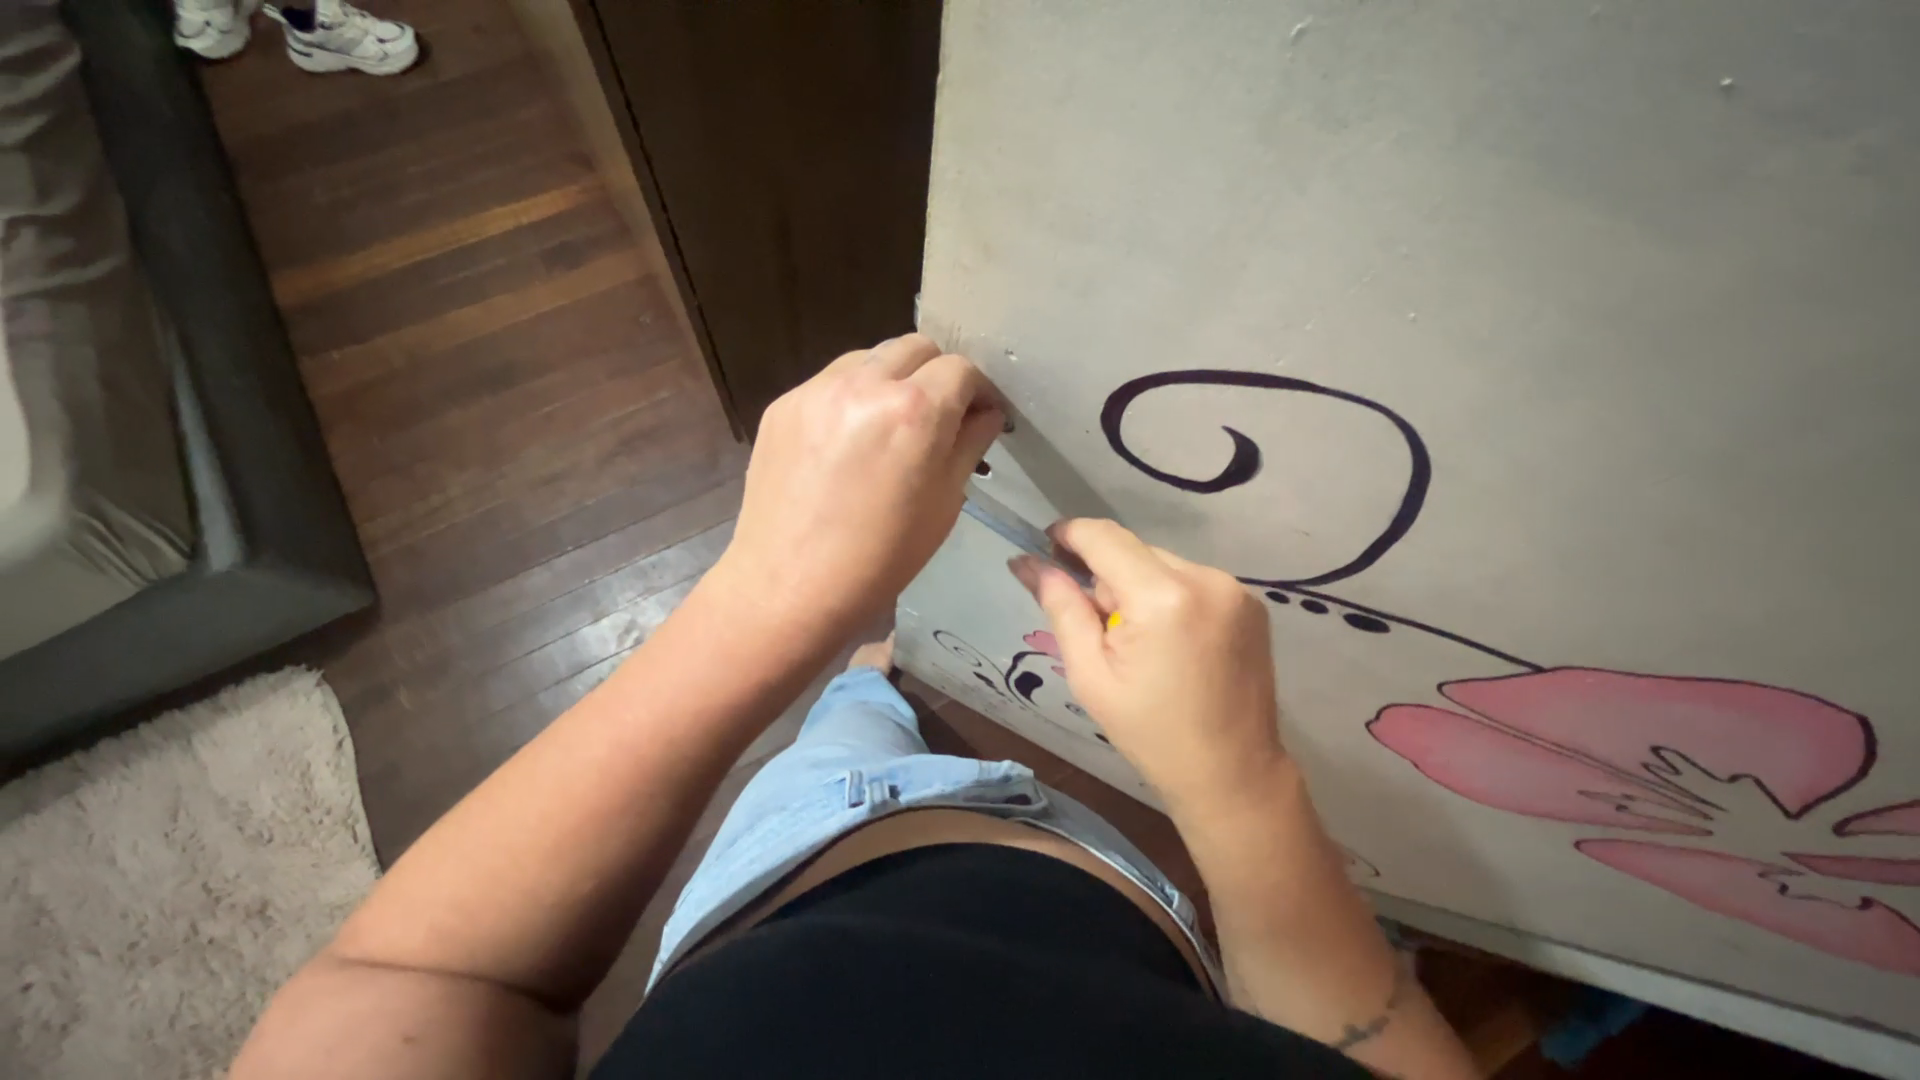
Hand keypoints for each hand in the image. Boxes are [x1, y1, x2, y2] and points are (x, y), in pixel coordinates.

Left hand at [717, 334, 1002, 636]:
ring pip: (870, 358)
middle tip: (938, 417)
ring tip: (889, 425)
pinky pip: (830, 382)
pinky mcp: (783, 405)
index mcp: (915, 410)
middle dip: (937, 375)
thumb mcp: (944, 503)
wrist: (789, 586)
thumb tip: (985, 414)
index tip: (980, 416)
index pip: (962, 369)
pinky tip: (847, 441)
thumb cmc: (881, 558)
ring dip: (892, 379)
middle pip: (916, 348)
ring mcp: (817, 390)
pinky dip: (851, 397)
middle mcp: (865, 384)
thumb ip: (969, 445)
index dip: (979, 391)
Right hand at [1010, 519, 1285, 817]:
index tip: (1046, 546)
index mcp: (1162, 598)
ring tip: (1136, 641)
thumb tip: (1026, 562)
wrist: (1232, 772)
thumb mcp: (1091, 674)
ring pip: (1162, 564)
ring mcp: (1235, 589)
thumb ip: (1061, 608)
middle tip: (1094, 624)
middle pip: (1134, 550)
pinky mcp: (1250, 602)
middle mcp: (1205, 579)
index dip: (1070, 535)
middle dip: (1105, 575)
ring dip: (1138, 586)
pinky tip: (1169, 641)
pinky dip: (1169, 596)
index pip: (1104, 538)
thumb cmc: (1151, 732)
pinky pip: (1191, 580)